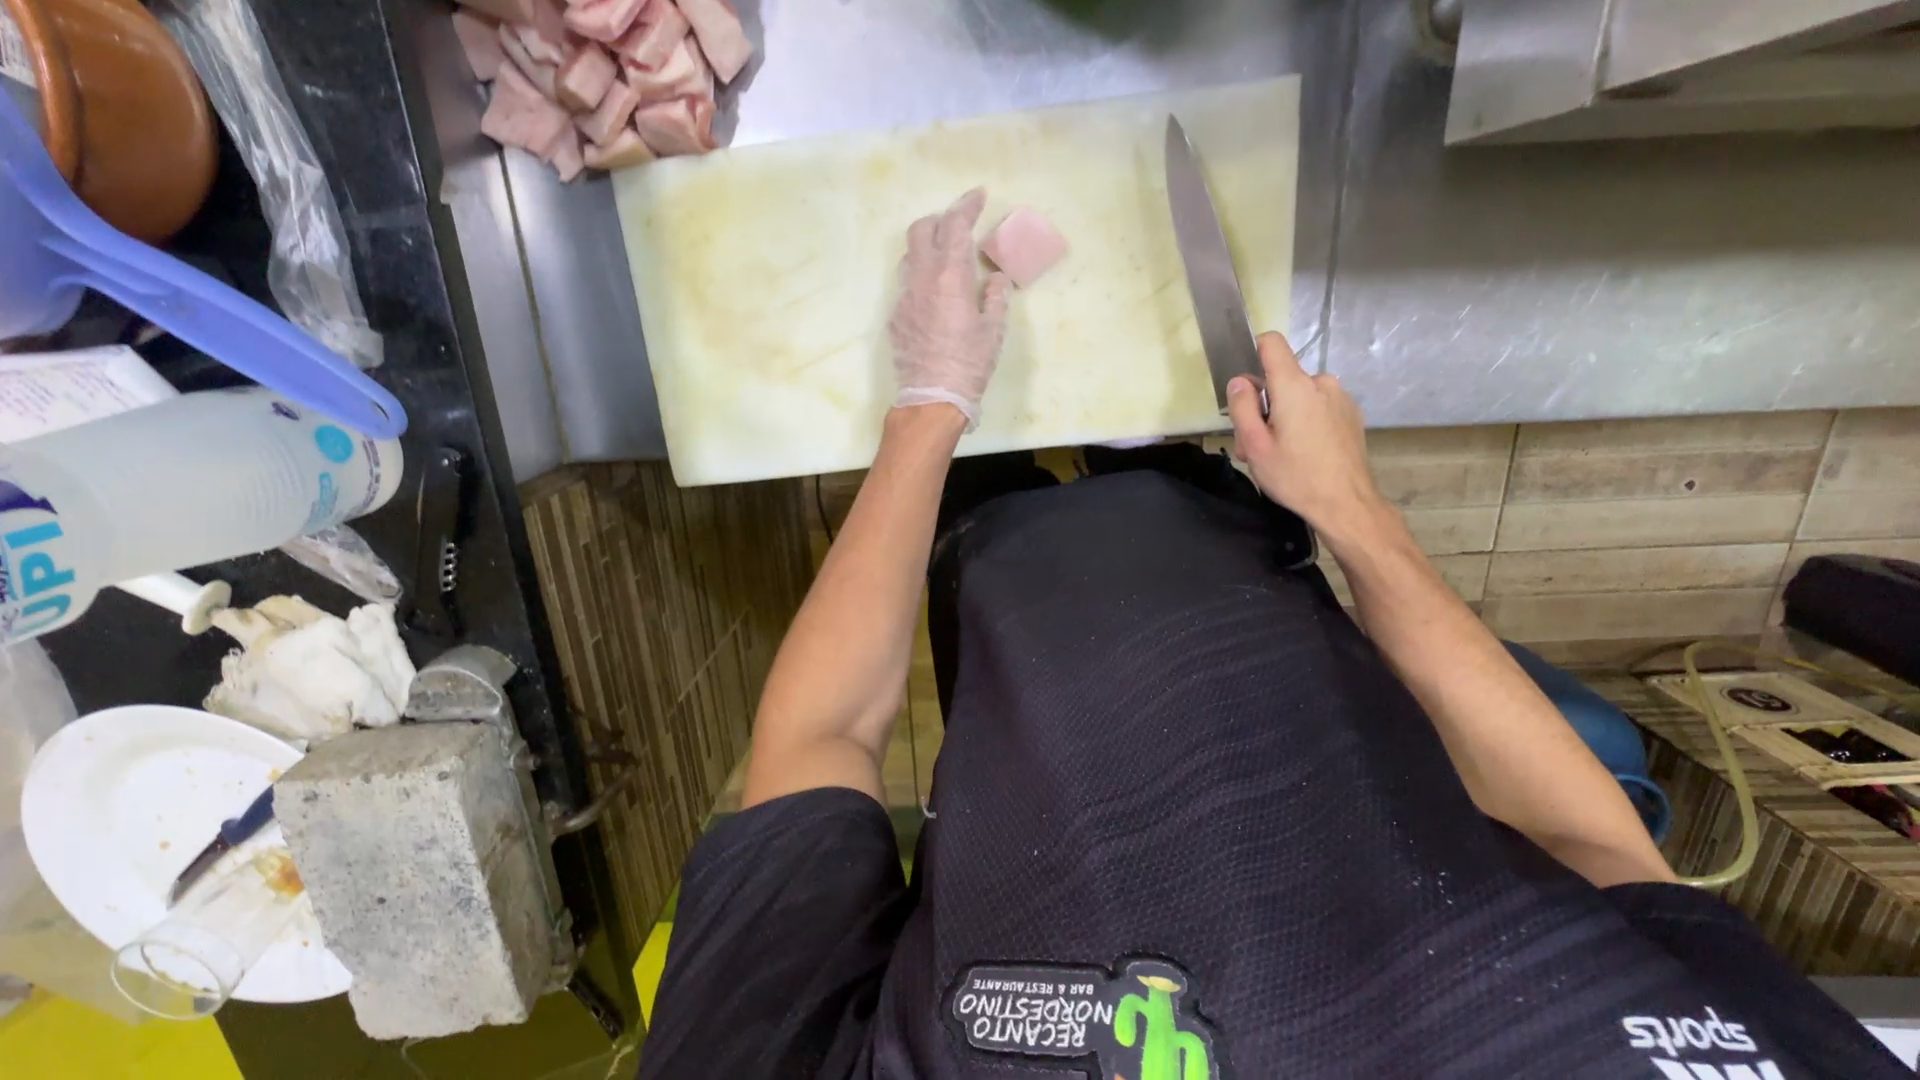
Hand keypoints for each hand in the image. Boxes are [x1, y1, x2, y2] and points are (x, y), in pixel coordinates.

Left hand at [888, 189, 1010, 430]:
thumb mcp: (994, 330)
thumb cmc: (969, 364)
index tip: (978, 195)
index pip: (955, 225)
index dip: (967, 205)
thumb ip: (995, 296)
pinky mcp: (895, 317)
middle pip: (921, 229)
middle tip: (959, 226)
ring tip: (946, 260)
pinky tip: (935, 296)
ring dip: (927, 248)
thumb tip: (993, 278)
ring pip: (909, 256)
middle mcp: (921, 278)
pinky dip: (921, 279)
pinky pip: (906, 285)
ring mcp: (903, 297)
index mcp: (950, 275)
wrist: (932, 398)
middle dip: (940, 220)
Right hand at [1227, 332, 1386, 538]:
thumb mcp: (1254, 445)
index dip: (1253, 353)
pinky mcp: (1351, 414)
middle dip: (1264, 405)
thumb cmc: (1295, 476)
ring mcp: (1340, 398)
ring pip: (1300, 396)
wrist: (1346, 503)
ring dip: (1284, 417)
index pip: (1272, 343)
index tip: (1245, 385)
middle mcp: (1321, 383)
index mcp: (1295, 386)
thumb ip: (1242, 407)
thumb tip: (1239, 381)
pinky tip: (1304, 454)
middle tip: (1256, 445)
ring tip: (1279, 454)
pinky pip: (1318, 407)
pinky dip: (1305, 423)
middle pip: (1282, 379)